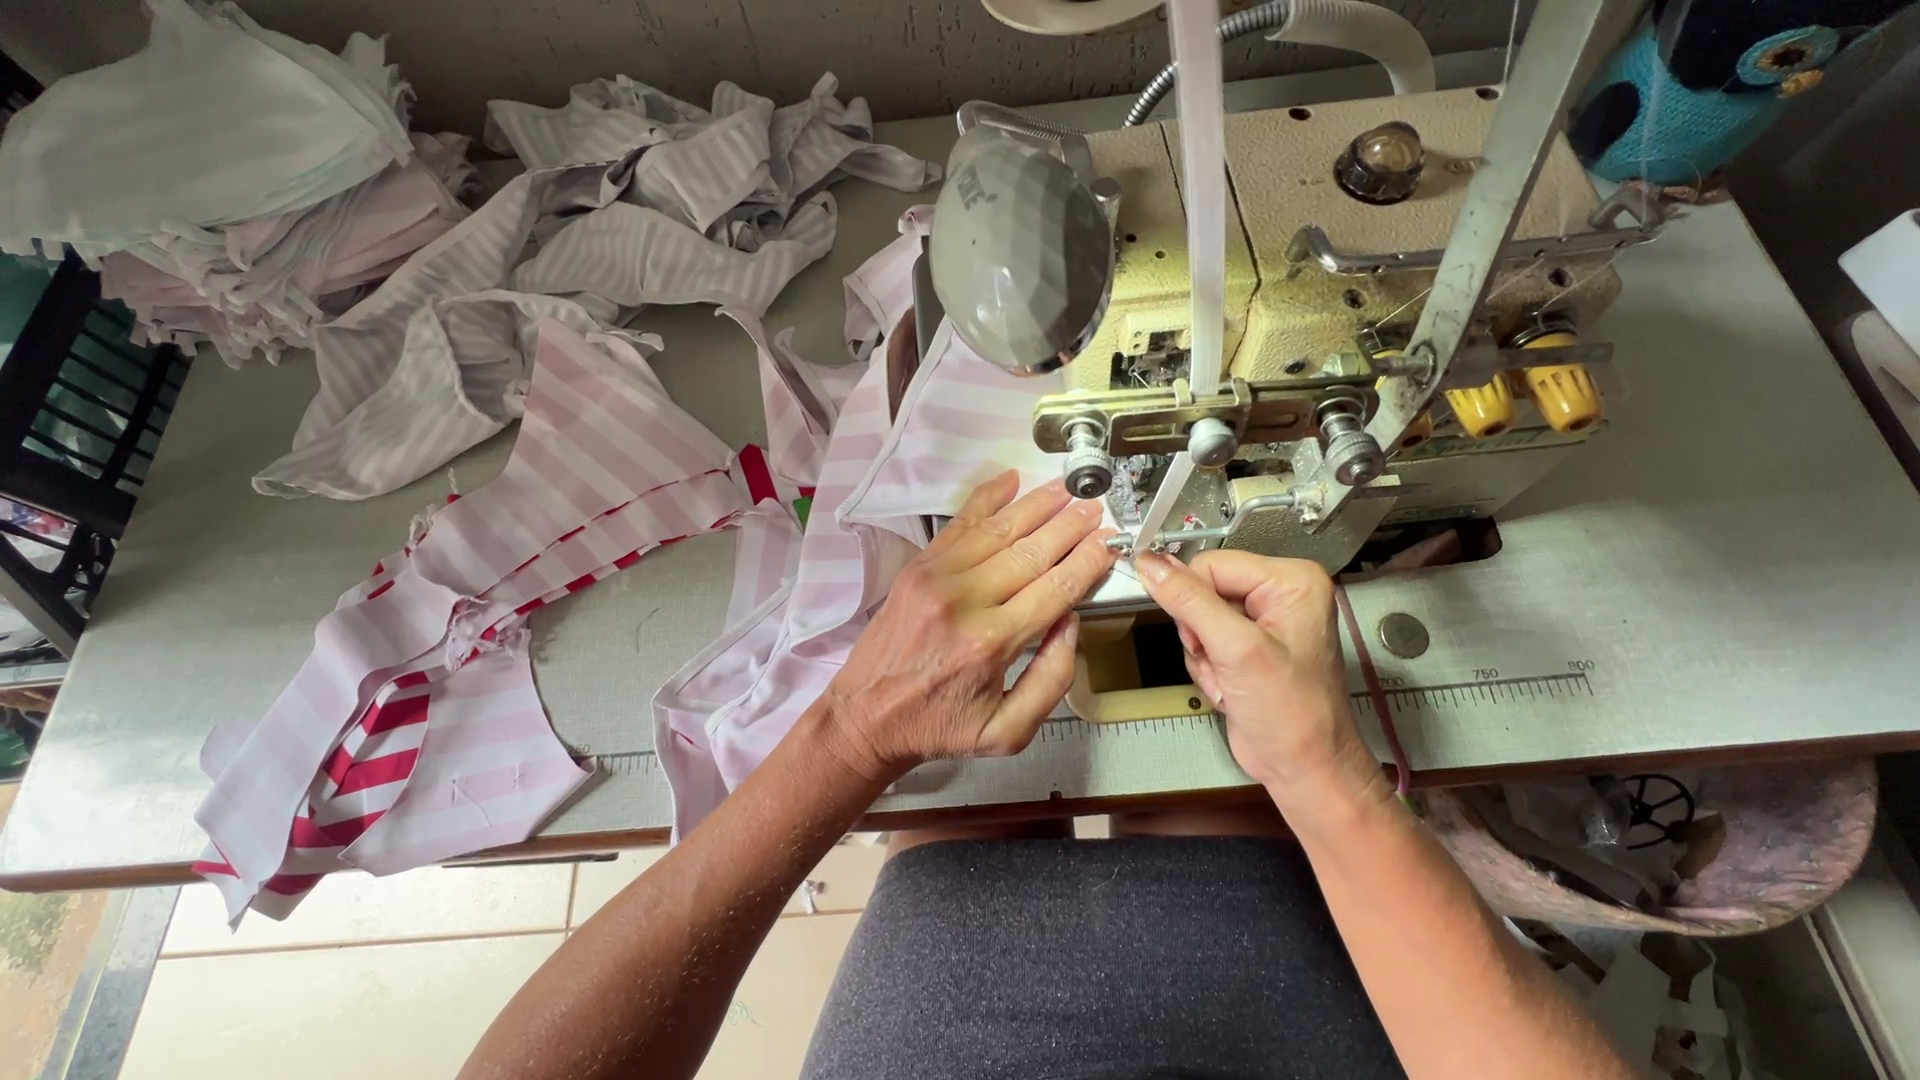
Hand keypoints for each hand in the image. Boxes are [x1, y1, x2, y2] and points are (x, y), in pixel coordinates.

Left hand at [817, 472, 1117, 781]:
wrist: (865, 715)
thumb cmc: (939, 726)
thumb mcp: (1006, 732)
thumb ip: (1051, 680)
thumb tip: (1071, 623)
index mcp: (992, 643)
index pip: (1056, 589)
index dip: (1087, 562)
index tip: (1109, 542)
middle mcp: (965, 601)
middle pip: (1032, 552)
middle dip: (1070, 526)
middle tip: (1096, 508)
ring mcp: (937, 577)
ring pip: (1000, 530)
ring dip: (1038, 505)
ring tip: (1067, 489)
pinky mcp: (918, 568)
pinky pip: (960, 523)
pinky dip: (987, 498)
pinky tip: (1011, 480)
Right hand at [1136, 550, 1389, 819]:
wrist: (1302, 767)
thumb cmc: (1297, 716)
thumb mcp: (1236, 649)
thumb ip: (1190, 602)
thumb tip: (1153, 566)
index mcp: (1291, 580)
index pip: (1211, 564)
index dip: (1194, 600)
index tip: (1203, 636)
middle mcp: (1279, 595)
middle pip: (1201, 591)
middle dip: (1200, 634)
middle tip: (1223, 661)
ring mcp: (1262, 622)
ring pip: (1195, 619)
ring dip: (1202, 656)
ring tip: (1230, 679)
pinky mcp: (1246, 646)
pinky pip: (1201, 641)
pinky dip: (1206, 668)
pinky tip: (1229, 687)